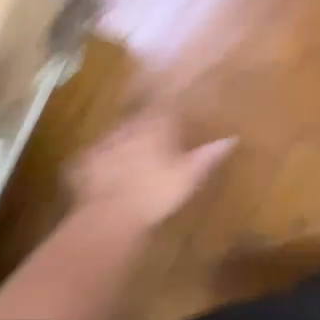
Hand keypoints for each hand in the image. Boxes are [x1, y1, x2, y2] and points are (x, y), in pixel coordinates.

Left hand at [67, 110, 235, 227]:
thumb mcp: (189, 176)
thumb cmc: (156, 192)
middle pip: (141, 117)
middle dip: (149, 124)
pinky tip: (113, 173)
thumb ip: (208, 155)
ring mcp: (106, 140)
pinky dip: (108, 158)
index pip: (167, 106)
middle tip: (158, 136)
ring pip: (120, 133)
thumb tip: (232, 139)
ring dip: (128, 140)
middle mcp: (129, 125)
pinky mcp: (87, 158)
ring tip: (136, 156)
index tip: (178, 115)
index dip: (173, 108)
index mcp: (155, 124)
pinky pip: (101, 152)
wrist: (111, 213)